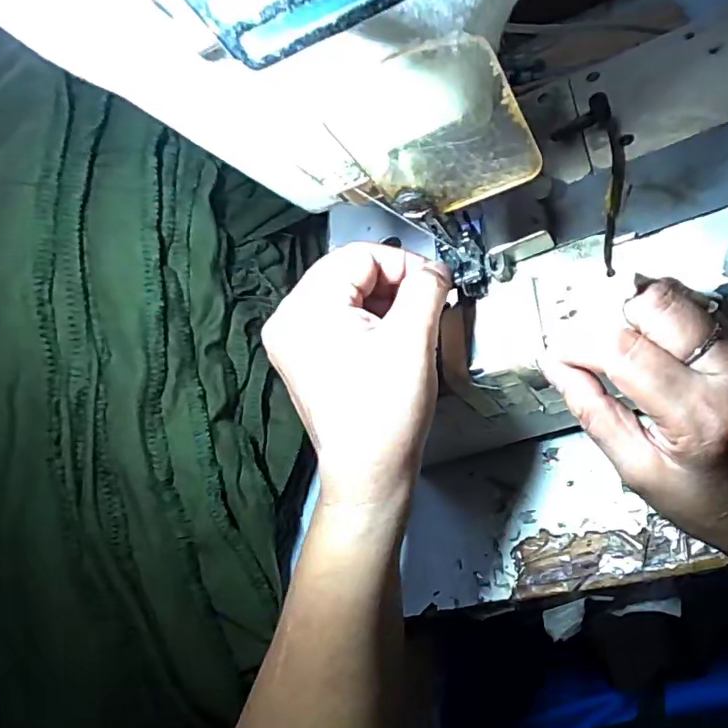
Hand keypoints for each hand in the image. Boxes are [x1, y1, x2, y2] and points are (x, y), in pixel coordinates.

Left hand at [263, 243, 451, 508]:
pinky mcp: (311, 361)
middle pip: (353, 274)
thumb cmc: (384, 418)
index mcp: (306, 310)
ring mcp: (297, 344)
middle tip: (430, 306)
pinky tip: (399, 346)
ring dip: (390, 306)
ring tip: (417, 331)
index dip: (405, 264)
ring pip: (352, 298)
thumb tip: (436, 269)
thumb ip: (427, 289)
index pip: (360, 255)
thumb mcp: (414, 339)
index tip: (434, 284)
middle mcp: (291, 322)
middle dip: (398, 285)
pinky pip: (346, 323)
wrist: (371, 472)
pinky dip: (377, 325)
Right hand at [541, 277, 727, 567]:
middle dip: (612, 313)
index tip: (560, 351)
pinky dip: (666, 320)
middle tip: (591, 342)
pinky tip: (656, 349)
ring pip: (680, 297)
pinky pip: (699, 311)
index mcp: (700, 416)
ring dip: (639, 311)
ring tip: (621, 345)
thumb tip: (558, 366)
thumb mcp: (639, 471)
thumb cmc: (706, 502)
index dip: (581, 343)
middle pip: (658, 303)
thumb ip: (596, 413)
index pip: (626, 350)